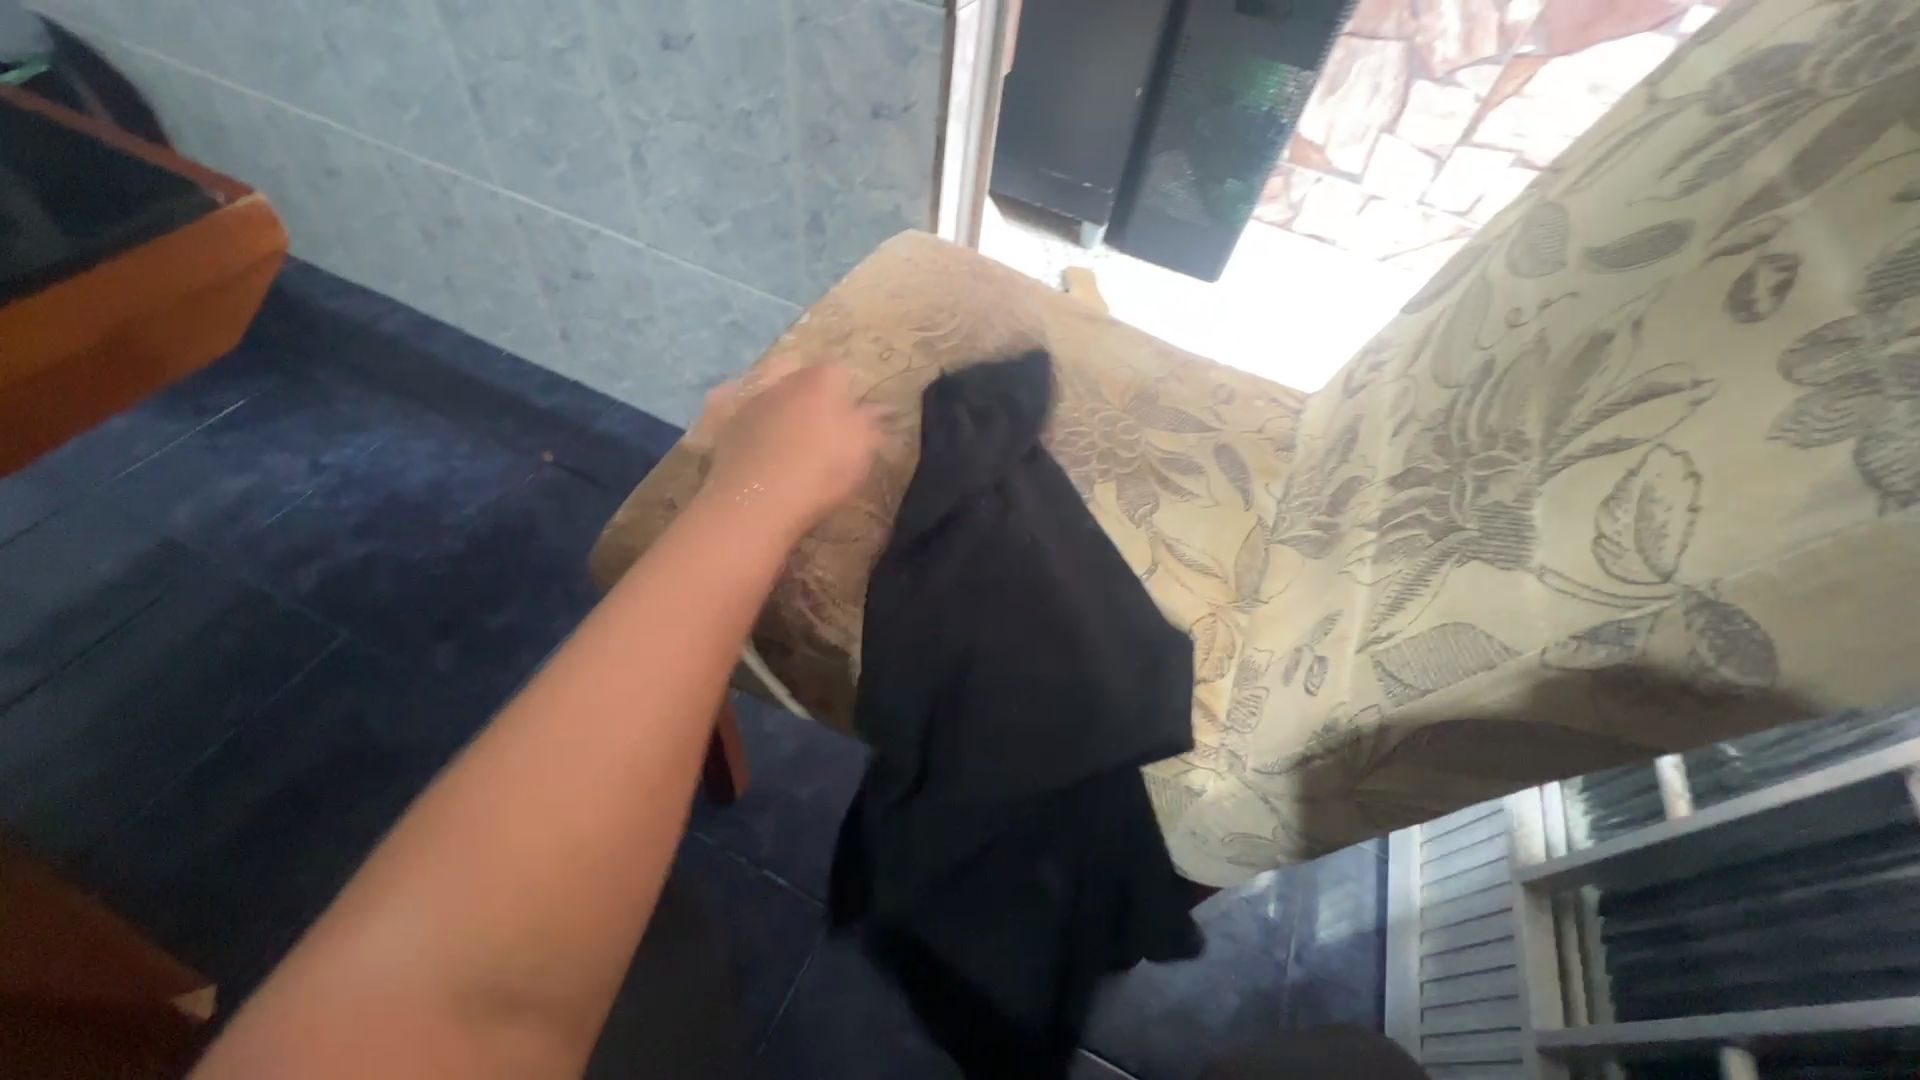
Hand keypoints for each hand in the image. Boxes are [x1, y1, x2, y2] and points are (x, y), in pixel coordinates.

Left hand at [692, 360, 886, 538]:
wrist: (758, 501)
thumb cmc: (821, 473)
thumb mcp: (861, 452)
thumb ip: (871, 424)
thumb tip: (881, 408)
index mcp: (821, 383)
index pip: (837, 371)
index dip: (846, 391)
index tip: (852, 416)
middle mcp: (784, 382)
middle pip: (801, 379)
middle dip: (812, 395)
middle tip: (822, 425)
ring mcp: (751, 401)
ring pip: (770, 392)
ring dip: (780, 406)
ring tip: (787, 434)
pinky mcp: (725, 425)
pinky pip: (729, 403)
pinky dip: (738, 407)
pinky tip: (742, 417)